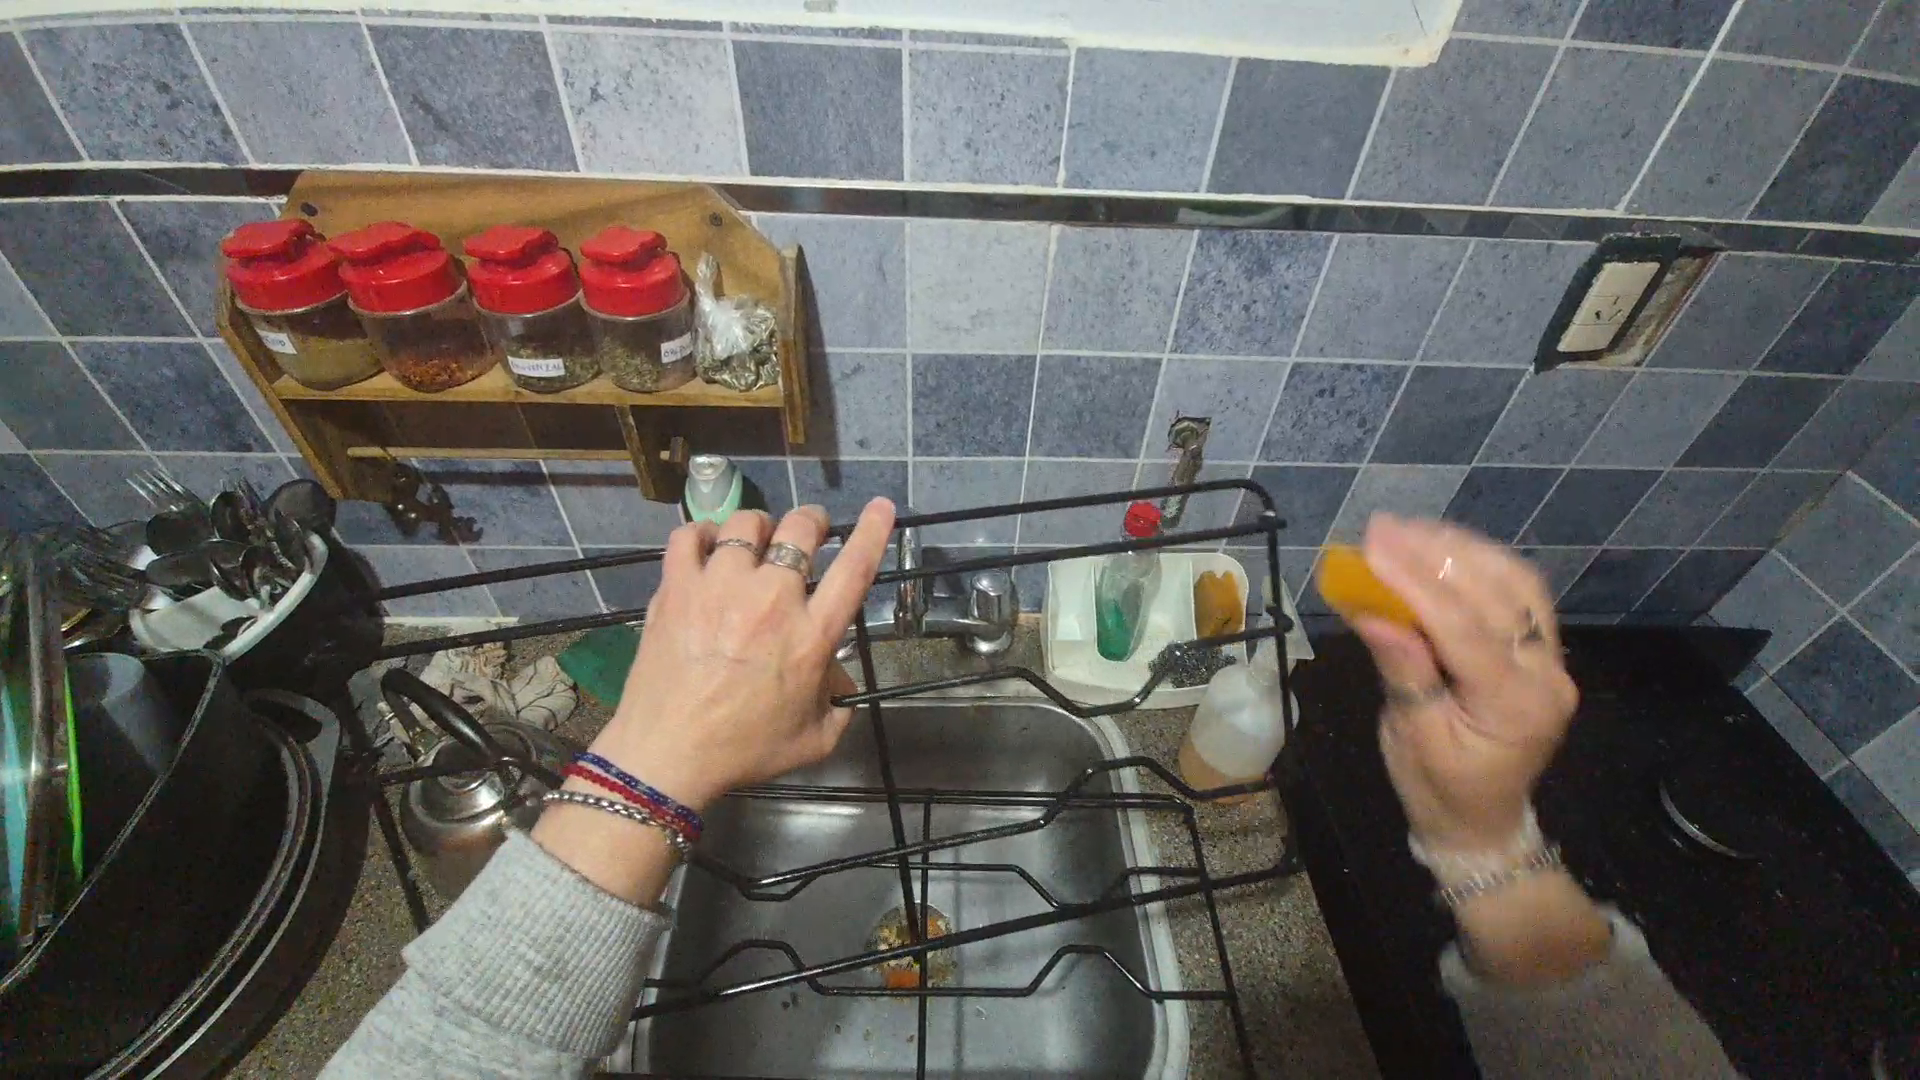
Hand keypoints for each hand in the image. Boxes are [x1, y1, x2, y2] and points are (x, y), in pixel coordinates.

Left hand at [590, 498, 895, 811]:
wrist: (666, 756)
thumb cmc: (745, 749)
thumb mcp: (815, 738)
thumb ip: (839, 703)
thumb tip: (838, 676)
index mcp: (811, 635)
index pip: (854, 568)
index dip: (874, 532)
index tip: (882, 507)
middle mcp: (771, 599)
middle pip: (800, 530)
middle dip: (813, 521)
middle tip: (811, 530)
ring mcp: (720, 588)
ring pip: (747, 525)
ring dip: (761, 526)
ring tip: (758, 539)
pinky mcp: (677, 587)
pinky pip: (691, 535)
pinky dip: (705, 532)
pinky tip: (710, 545)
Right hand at [1346, 515, 1577, 859]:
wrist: (1479, 819)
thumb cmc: (1437, 785)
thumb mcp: (1412, 737)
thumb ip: (1403, 672)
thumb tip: (1372, 614)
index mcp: (1515, 706)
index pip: (1465, 628)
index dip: (1416, 582)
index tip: (1372, 546)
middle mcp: (1545, 674)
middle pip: (1500, 595)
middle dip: (1438, 555)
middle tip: (1384, 527)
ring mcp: (1548, 660)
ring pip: (1516, 584)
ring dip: (1461, 550)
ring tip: (1407, 530)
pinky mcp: (1537, 650)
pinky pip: (1516, 594)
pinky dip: (1476, 564)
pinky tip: (1438, 550)